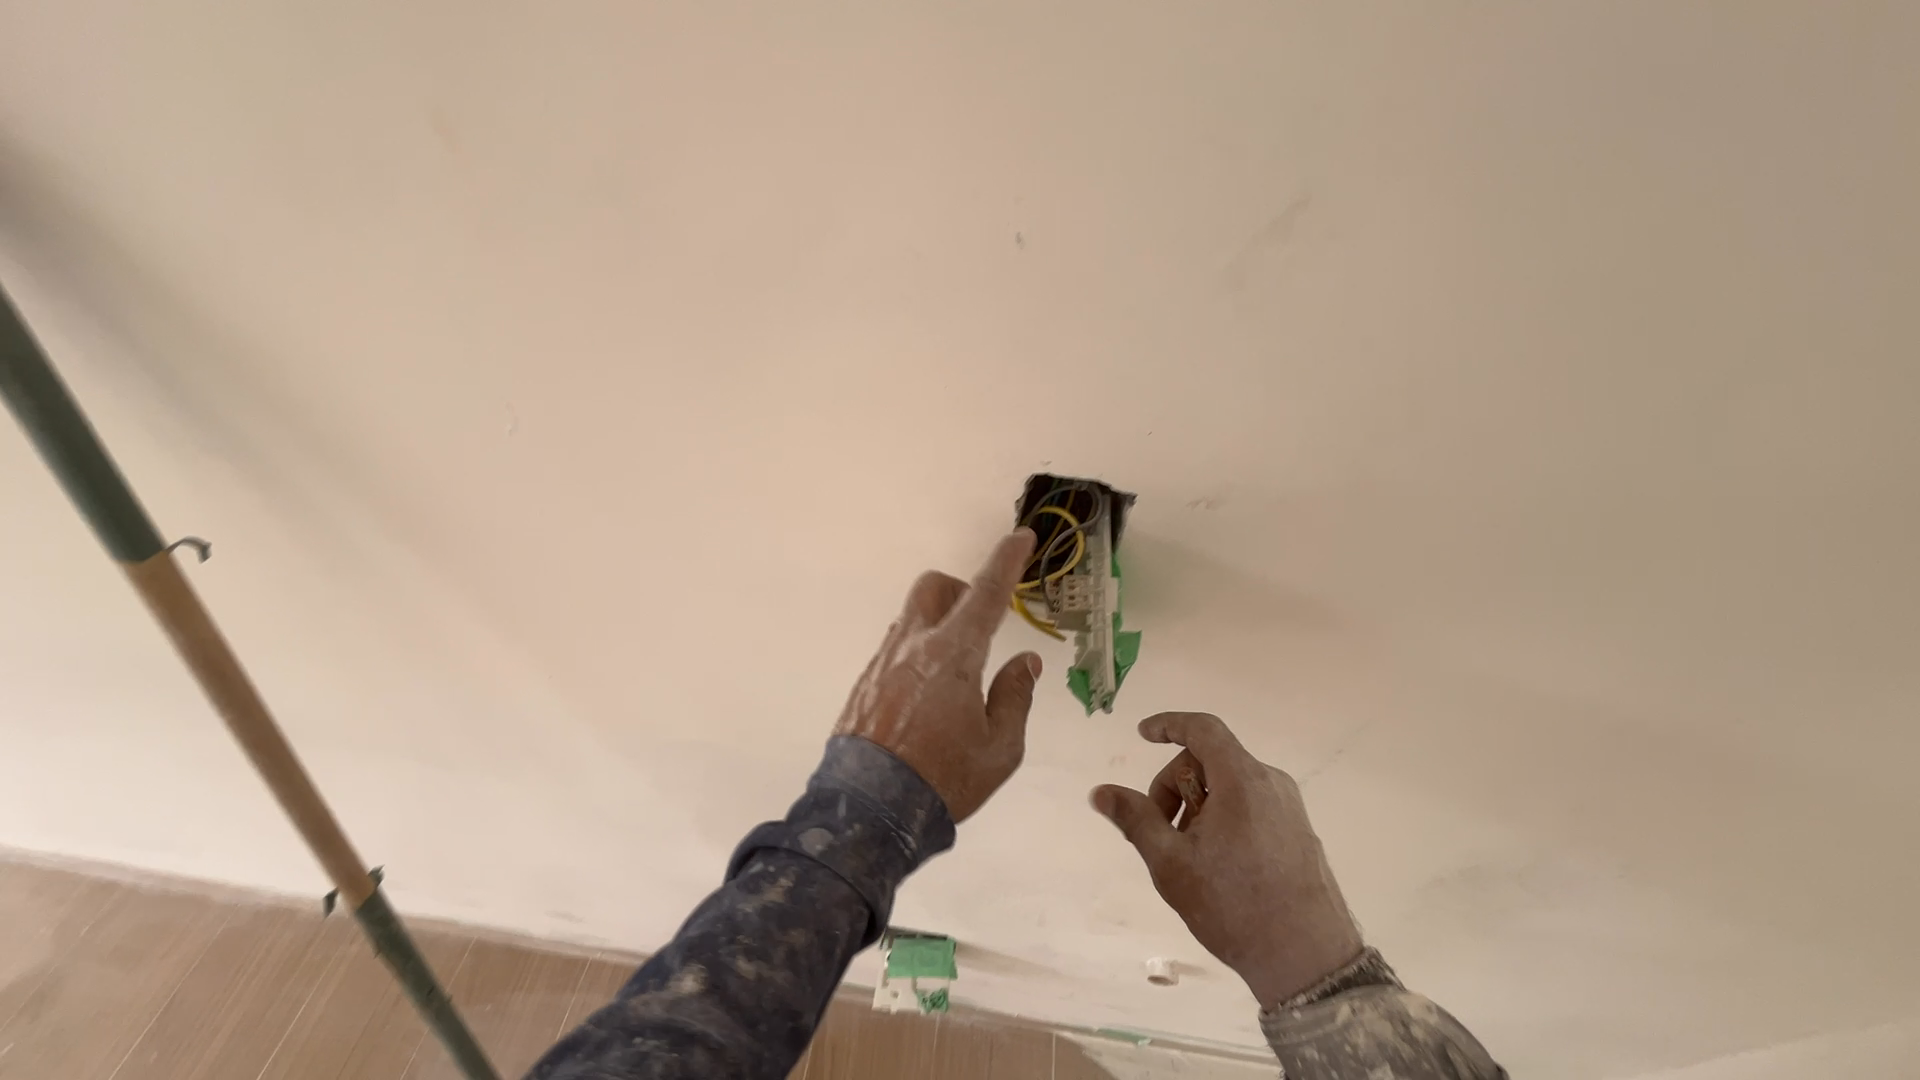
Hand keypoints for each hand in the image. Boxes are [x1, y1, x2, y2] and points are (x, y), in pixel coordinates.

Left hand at [835, 530, 1042, 822]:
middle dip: (960, 591)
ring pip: (912, 617)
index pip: (986, 595)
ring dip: (939, 624)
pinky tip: (926, 696)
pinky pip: (896, 647)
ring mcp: (883, 661)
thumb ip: (1015, 697)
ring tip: (955, 675)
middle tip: (981, 626)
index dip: (1006, 561)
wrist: (868, 813)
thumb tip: (1024, 661)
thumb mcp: (1000, 749)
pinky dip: (918, 652)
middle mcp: (913, 646)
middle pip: (934, 587)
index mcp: (953, 656)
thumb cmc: (944, 779)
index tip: (1020, 536)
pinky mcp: (864, 682)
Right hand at [1091, 712, 1363, 1008]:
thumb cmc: (1233, 905)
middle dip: (1176, 785)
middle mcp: (1270, 783)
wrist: (1307, 961)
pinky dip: (1223, 816)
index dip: (1169, 725)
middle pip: (1210, 760)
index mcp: (1242, 780)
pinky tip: (1214, 861)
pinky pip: (1250, 804)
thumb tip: (1100, 792)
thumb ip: (1135, 818)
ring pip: (1230, 784)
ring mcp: (1289, 807)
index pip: (1203, 729)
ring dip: (1198, 804)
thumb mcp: (1170, 862)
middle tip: (1160, 828)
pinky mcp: (1298, 831)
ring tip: (1187, 853)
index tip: (1142, 735)